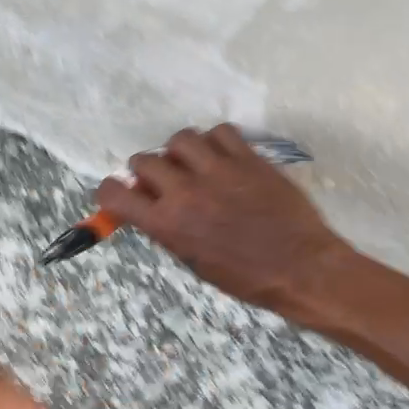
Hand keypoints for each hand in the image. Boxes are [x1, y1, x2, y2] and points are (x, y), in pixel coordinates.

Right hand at [97, 124, 353, 320]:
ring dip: (178, 151)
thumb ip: (165, 228)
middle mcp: (185, 192)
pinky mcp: (248, 158)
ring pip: (180, 139)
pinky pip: (220, 132)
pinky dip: (214, 141)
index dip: (110, 191)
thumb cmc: (242, 276)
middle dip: (146, 171)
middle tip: (160, 181)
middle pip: (145, 161)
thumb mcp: (190, 259)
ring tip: (191, 163)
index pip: (115, 192)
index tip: (118, 194)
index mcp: (165, 223)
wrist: (299, 267)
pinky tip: (220, 157)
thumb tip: (149, 207)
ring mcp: (218, 170)